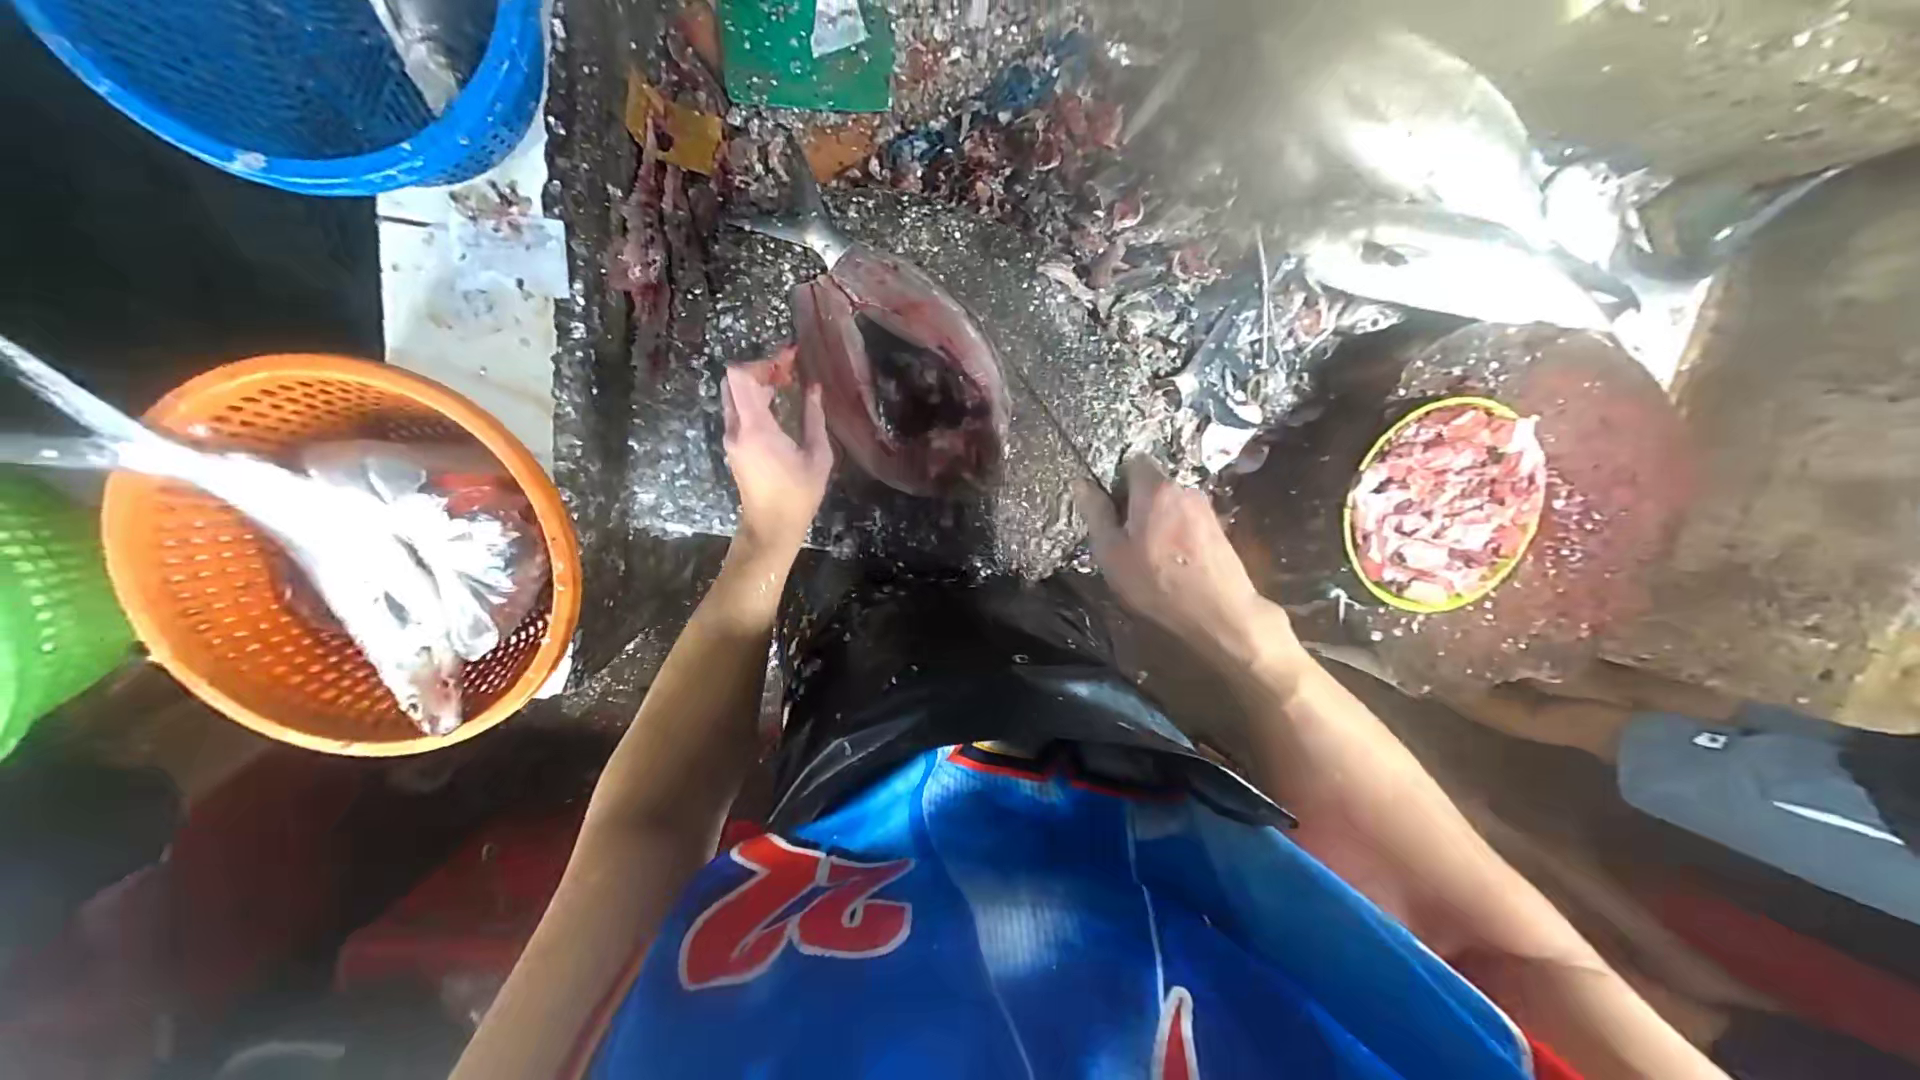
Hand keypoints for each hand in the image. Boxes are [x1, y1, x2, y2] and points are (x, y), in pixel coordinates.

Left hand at [722, 349, 832, 558]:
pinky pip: (738, 411)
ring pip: (734, 395)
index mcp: (755, 427)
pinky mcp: (734, 446)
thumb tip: (814, 388)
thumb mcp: (818, 455)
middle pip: (733, 381)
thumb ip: (814, 417)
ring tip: (786, 384)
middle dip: (759, 369)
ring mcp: (731, 438)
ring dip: (757, 384)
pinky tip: (778, 404)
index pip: (740, 376)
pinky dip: (754, 400)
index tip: (788, 360)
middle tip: (788, 371)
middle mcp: (736, 428)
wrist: (771, 526)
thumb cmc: (799, 493)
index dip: (762, 360)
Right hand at [1074, 456, 1300, 671]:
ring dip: (1156, 518)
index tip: (1110, 510)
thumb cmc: (1158, 583)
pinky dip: (1175, 531)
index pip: (1132, 461)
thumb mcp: (1112, 553)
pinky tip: (1172, 560)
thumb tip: (1081, 483)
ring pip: (1168, 502)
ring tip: (1149, 553)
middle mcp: (1183, 488)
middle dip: (1135, 502)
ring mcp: (1205, 506)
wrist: (1220, 612)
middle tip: (1125, 537)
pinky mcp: (1218, 526)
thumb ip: (1096, 513)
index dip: (1116, 482)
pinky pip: (1185, 518)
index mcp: (1155, 489)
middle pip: (1151, 483)